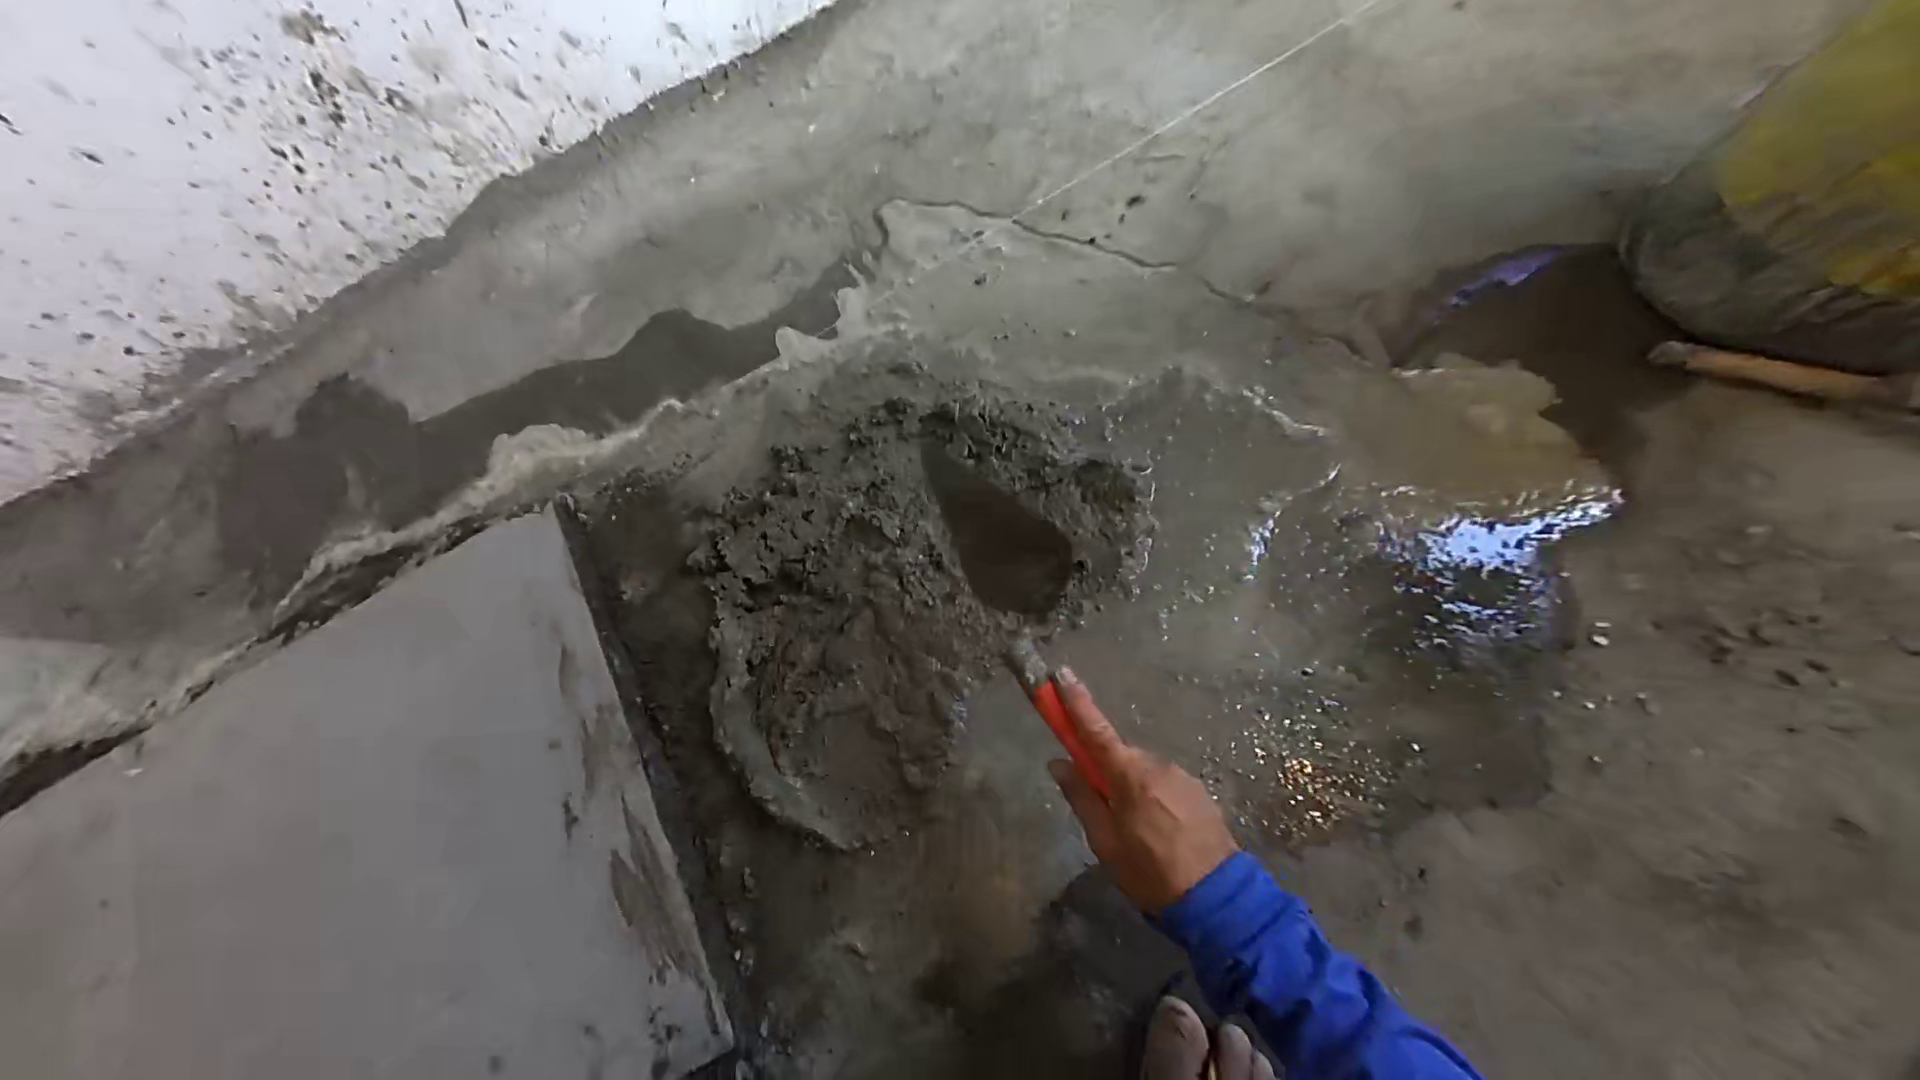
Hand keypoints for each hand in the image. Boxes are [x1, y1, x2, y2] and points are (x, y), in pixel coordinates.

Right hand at [1047, 667, 1239, 911]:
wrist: (1220, 900)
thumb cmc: (1152, 873)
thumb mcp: (1105, 842)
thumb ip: (1082, 798)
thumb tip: (1060, 762)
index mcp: (1130, 776)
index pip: (1095, 730)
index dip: (1075, 702)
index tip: (1061, 674)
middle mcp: (1157, 765)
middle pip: (1118, 755)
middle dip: (1105, 771)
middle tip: (1104, 812)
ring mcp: (1181, 776)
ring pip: (1141, 771)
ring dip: (1131, 788)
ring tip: (1137, 833)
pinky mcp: (1198, 791)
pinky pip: (1163, 783)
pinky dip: (1153, 797)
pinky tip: (1160, 831)